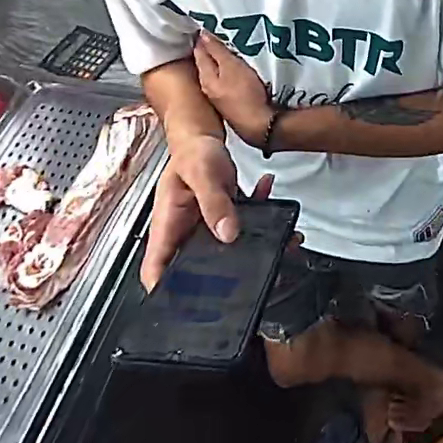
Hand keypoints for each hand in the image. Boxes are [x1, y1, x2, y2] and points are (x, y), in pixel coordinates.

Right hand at [141, 132, 273, 290]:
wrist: (203, 134)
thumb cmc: (192, 152)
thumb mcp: (203, 174)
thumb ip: (214, 203)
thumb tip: (228, 234)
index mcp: (168, 226)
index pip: (157, 270)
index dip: (166, 293)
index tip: (190, 309)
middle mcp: (186, 230)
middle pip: (198, 264)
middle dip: (228, 273)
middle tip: (260, 273)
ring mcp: (206, 223)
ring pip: (228, 244)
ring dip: (255, 243)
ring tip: (285, 241)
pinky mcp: (224, 213)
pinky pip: (244, 221)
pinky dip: (261, 213)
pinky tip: (273, 200)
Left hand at [193, 31, 272, 146]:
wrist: (259, 124)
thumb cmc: (245, 94)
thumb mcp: (231, 67)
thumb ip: (217, 51)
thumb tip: (202, 34)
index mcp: (204, 76)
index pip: (199, 51)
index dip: (203, 37)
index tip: (208, 24)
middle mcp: (208, 86)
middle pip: (206, 62)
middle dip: (211, 49)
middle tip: (219, 33)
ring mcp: (219, 96)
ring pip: (217, 72)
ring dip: (221, 61)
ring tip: (230, 48)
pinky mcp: (232, 102)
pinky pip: (227, 81)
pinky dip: (229, 73)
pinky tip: (237, 70)